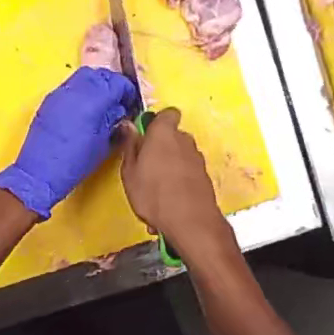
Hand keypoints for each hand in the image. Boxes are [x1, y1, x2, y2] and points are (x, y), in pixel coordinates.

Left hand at [0, 66, 137, 218]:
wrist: (39, 173)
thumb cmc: (74, 163)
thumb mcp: (102, 144)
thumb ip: (113, 121)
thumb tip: (119, 110)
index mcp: (91, 101)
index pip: (115, 82)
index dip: (126, 90)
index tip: (130, 102)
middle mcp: (74, 92)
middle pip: (98, 74)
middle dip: (110, 83)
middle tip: (117, 100)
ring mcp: (58, 95)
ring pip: (81, 77)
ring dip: (94, 85)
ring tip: (100, 105)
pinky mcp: (48, 102)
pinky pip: (69, 87)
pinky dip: (80, 91)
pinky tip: (84, 110)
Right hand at [120, 108, 231, 257]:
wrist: (190, 221)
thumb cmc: (152, 193)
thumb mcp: (129, 172)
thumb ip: (130, 146)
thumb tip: (128, 125)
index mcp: (164, 133)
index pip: (167, 114)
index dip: (157, 122)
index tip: (145, 137)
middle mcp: (184, 140)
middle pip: (173, 137)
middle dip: (161, 148)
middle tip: (145, 168)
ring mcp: (197, 159)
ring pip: (180, 157)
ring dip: (169, 168)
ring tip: (155, 192)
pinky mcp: (205, 177)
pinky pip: (186, 174)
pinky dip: (178, 183)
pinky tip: (167, 203)